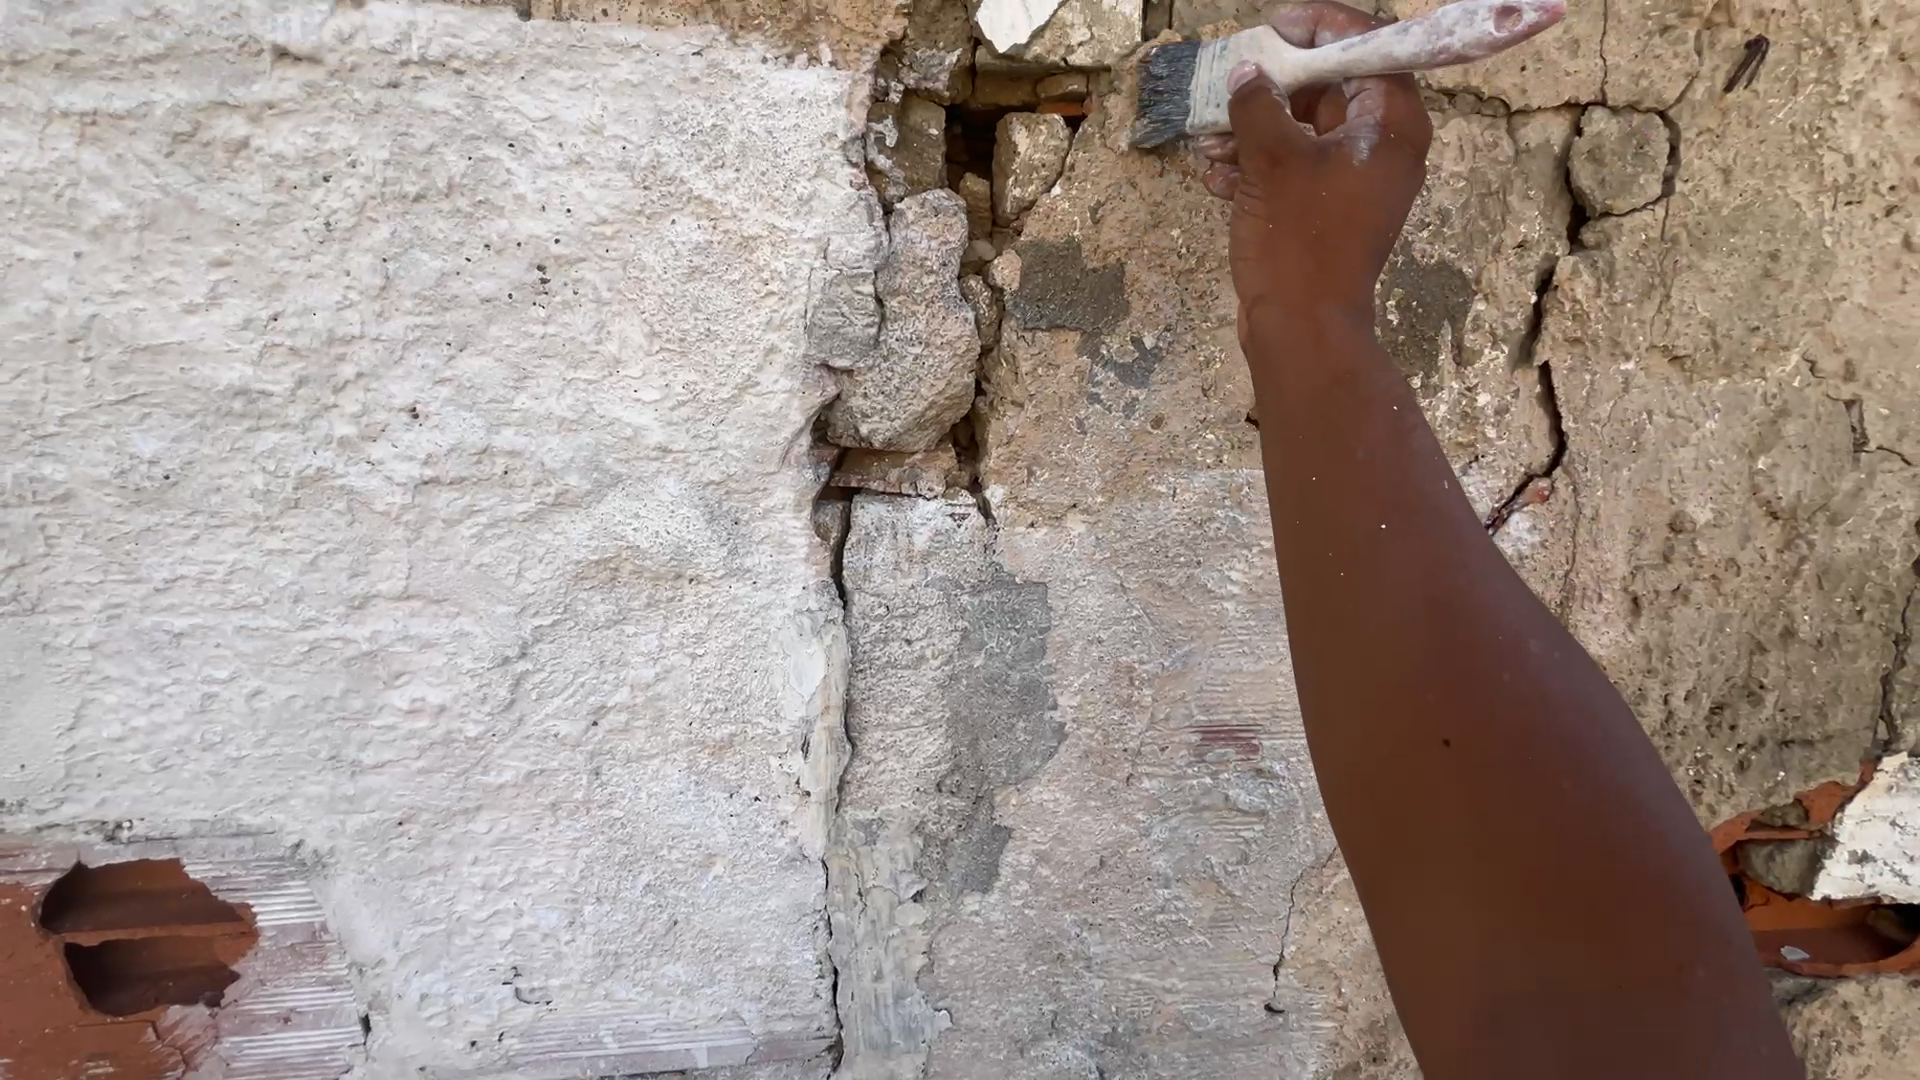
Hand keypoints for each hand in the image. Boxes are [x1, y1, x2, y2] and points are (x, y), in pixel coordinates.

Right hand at [1195, 2, 1432, 338]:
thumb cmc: (1298, 240)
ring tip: (1208, 141)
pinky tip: (1215, 177)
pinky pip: (1292, 176)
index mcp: (1391, 124)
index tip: (1274, 24)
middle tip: (1231, 83)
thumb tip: (1248, 76)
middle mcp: (1380, 149)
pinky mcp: (1323, 217)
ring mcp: (1351, 186)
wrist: (1300, 327)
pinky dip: (1256, 172)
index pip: (1366, 46)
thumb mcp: (1273, 163)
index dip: (1318, 28)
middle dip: (1272, 91)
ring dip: (1253, 135)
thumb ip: (1259, 108)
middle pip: (1329, 93)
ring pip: (1302, 138)